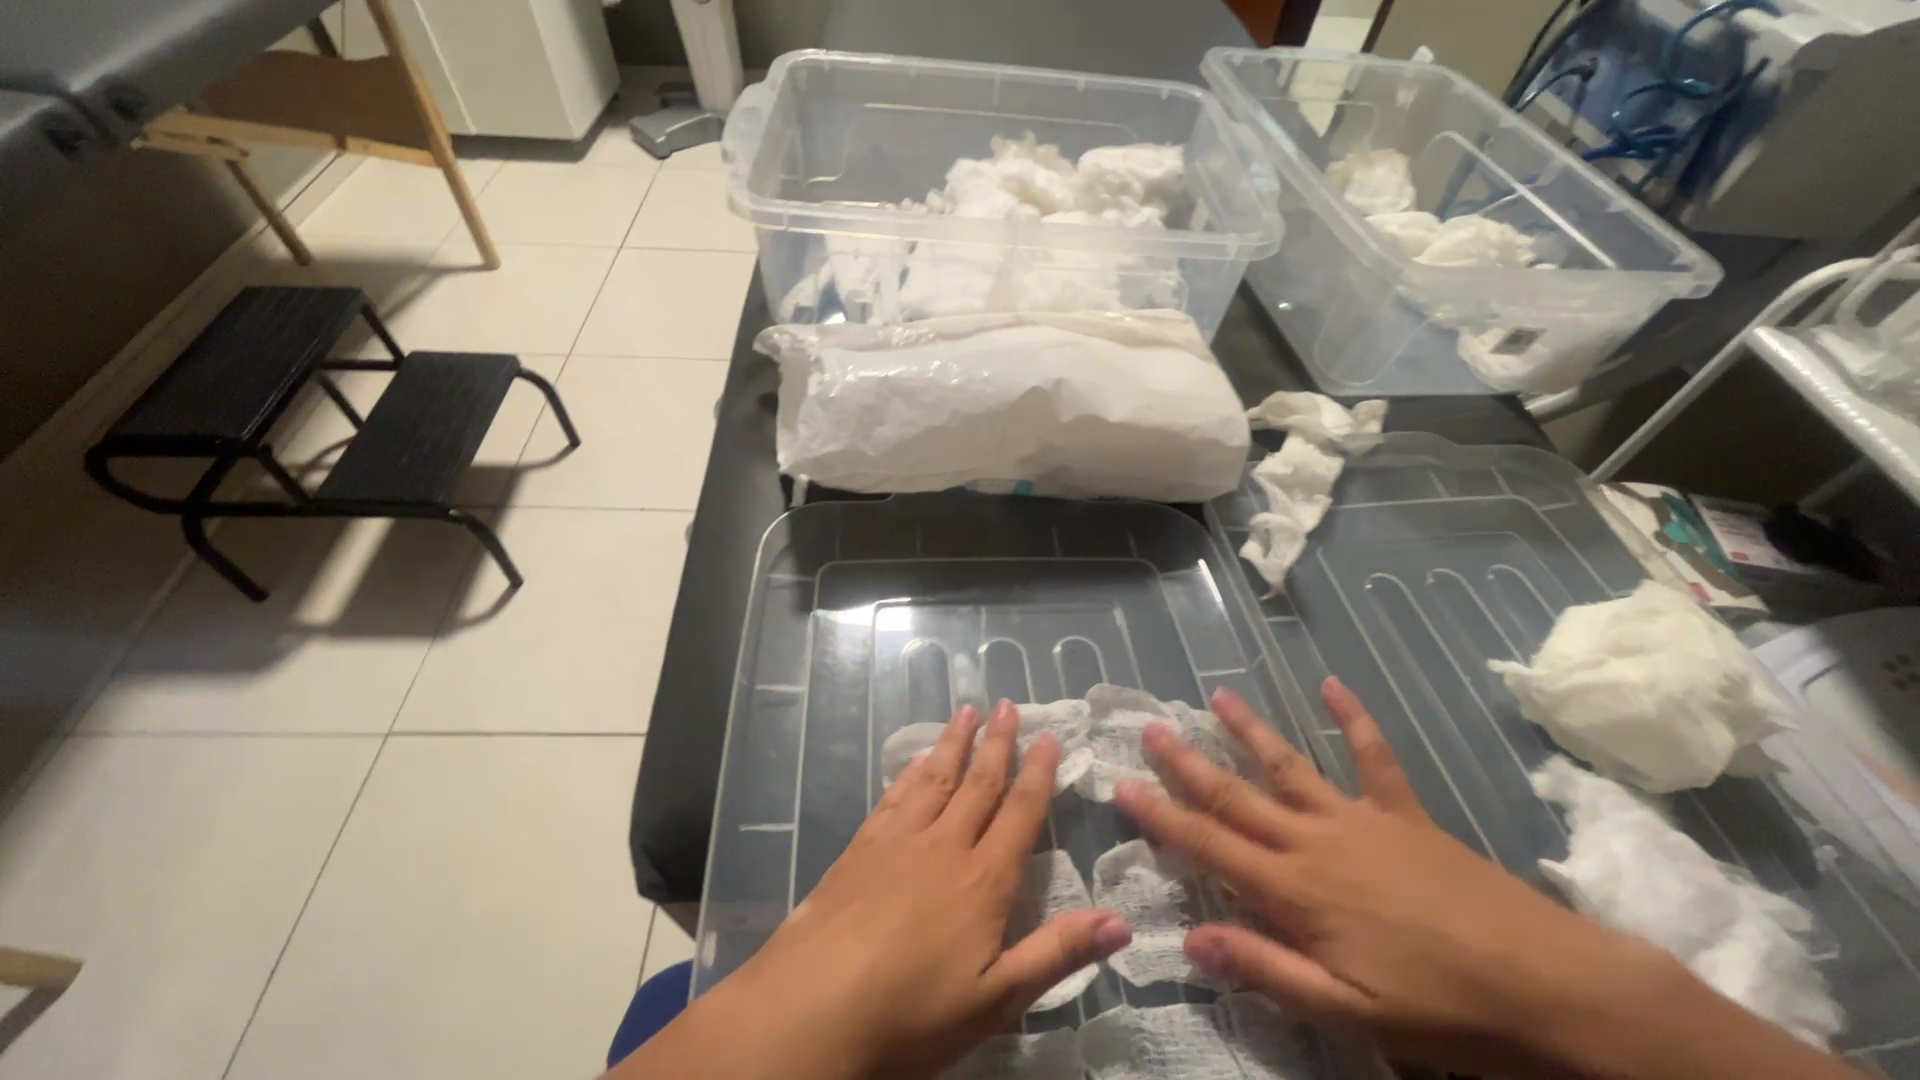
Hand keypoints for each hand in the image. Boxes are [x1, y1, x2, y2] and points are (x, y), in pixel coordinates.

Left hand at [710, 700, 1128, 1079]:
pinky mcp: (861, 847)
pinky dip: (910, 772)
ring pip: (935, 778)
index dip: (1038, 773)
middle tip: (1008, 704)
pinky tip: (915, 761)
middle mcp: (944, 846)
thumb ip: (1058, 953)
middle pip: (979, 783)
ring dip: (953, 743)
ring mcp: (898, 841)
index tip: (1049, 736)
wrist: (814, 1007)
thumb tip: (1121, 920)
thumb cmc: (913, 1011)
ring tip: (966, 712)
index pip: (1020, 813)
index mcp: (984, 879)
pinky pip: (894, 796)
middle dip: (998, 742)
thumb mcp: (997, 997)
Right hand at [1115, 679, 1682, 1077]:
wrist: (1550, 987)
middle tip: (1150, 728)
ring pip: (1289, 767)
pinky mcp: (1406, 815)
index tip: (1122, 784)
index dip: (1161, 816)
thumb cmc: (1441, 1011)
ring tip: (1215, 696)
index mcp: (1294, 893)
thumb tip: (1189, 937)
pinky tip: (1333, 687)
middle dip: (1187, 764)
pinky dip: (1352, 720)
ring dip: (1249, 732)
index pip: (1209, 846)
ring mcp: (1361, 821)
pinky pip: (1374, 758)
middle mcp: (1315, 843)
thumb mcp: (1345, 1012)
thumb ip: (1264, 969)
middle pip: (1236, 797)